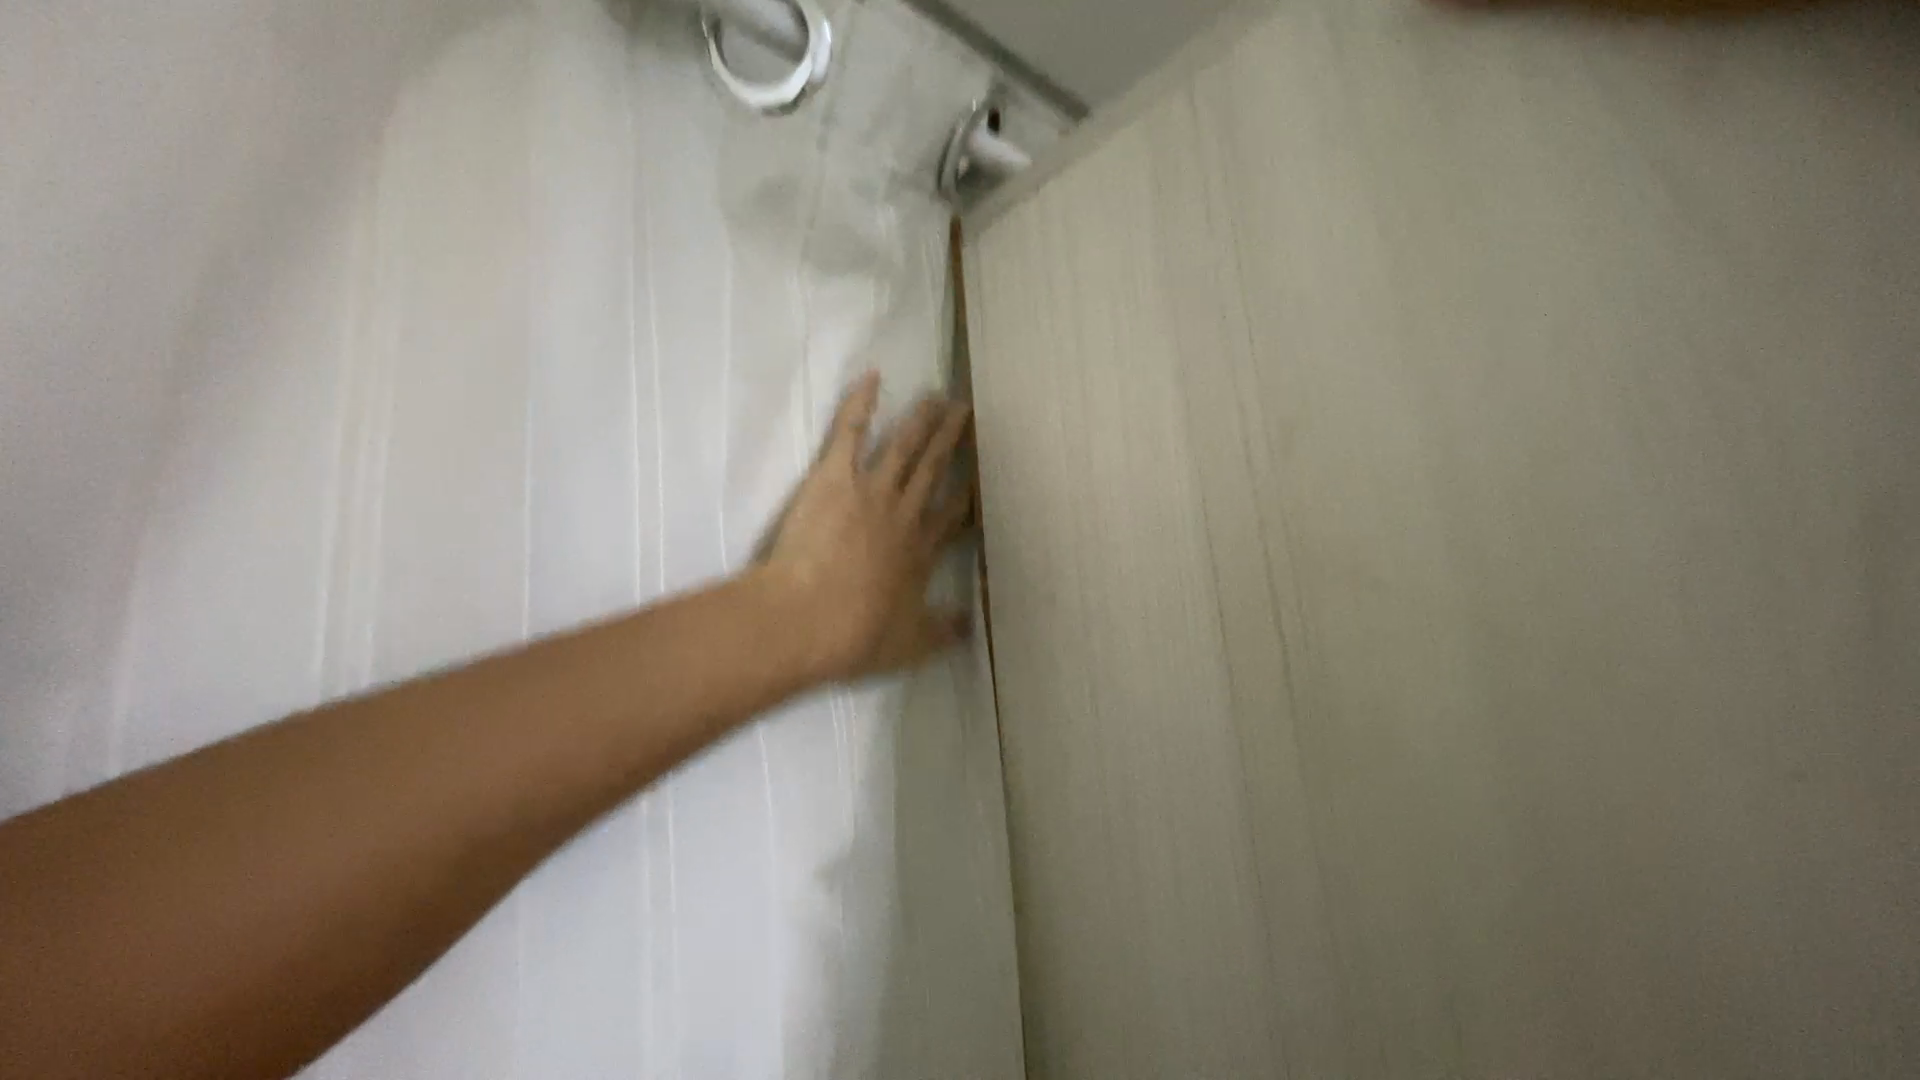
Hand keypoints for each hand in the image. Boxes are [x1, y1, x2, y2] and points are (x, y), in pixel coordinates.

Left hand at [761, 373, 976, 681]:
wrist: (807, 620)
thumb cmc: (856, 636)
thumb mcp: (911, 645)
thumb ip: (944, 633)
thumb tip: (971, 624)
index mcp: (920, 552)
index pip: (952, 516)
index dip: (968, 494)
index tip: (981, 476)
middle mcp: (904, 515)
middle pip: (933, 471)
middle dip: (951, 442)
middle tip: (966, 414)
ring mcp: (871, 491)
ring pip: (903, 447)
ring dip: (921, 421)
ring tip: (937, 396)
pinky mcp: (835, 478)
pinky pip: (849, 432)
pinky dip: (860, 403)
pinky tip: (871, 377)